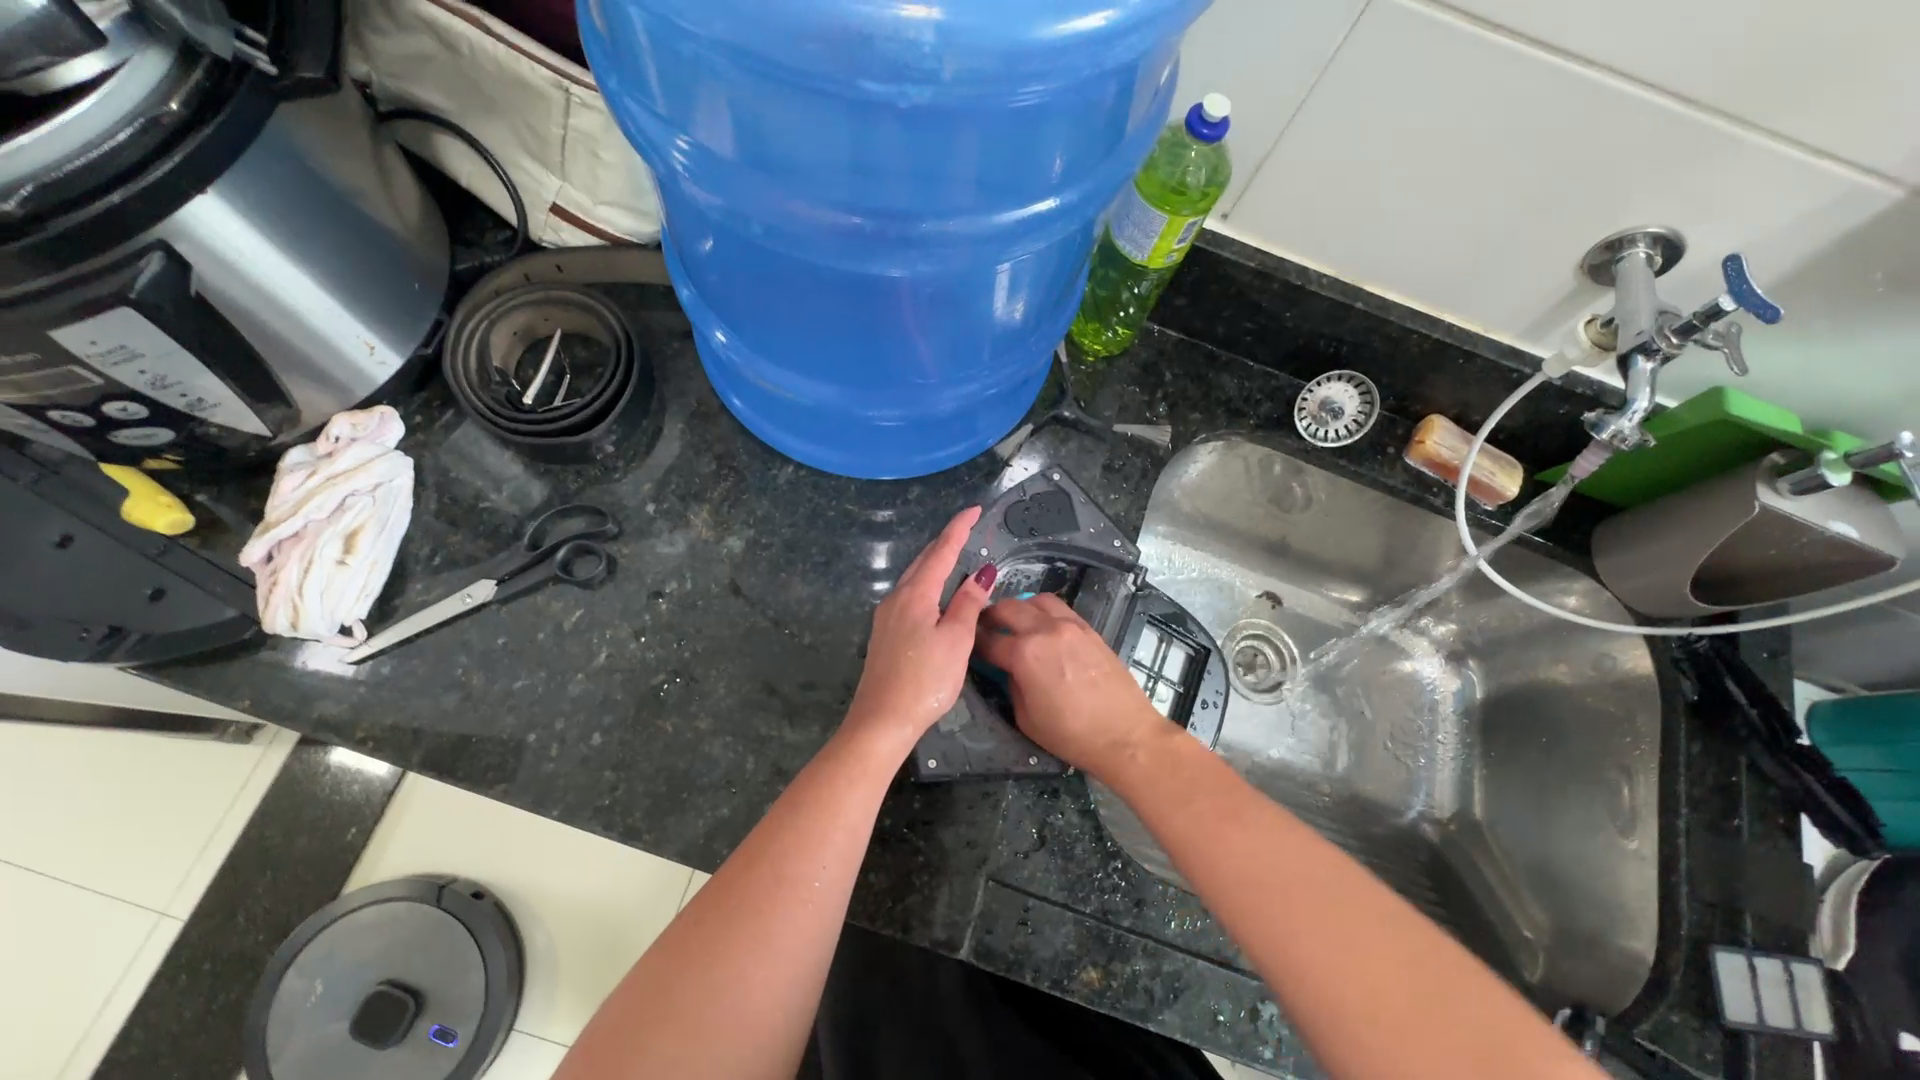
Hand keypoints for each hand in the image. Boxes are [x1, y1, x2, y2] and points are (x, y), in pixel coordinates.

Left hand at [844, 506, 992, 750]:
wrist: (882, 719)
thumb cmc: (925, 680)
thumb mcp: (956, 641)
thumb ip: (967, 604)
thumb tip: (980, 573)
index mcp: (915, 595)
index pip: (941, 551)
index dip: (959, 529)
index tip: (974, 509)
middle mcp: (896, 598)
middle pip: (923, 561)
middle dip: (945, 542)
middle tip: (967, 528)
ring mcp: (886, 616)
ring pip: (914, 578)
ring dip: (934, 563)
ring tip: (955, 555)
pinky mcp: (884, 633)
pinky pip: (909, 595)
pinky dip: (926, 584)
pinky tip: (935, 594)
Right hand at [973, 594, 1171, 778]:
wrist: (1125, 734)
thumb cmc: (1072, 735)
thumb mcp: (1026, 718)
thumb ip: (1011, 686)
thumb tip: (1008, 670)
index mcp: (1024, 654)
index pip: (989, 640)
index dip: (974, 642)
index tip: (968, 645)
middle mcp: (1045, 630)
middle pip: (1008, 608)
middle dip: (991, 617)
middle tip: (985, 629)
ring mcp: (1070, 625)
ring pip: (1036, 600)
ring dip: (1020, 608)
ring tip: (1016, 624)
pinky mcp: (1090, 629)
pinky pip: (1060, 609)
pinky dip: (1044, 612)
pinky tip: (1043, 629)